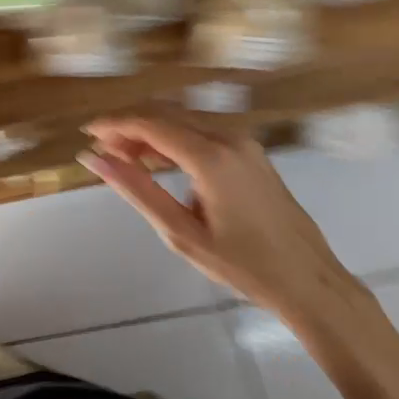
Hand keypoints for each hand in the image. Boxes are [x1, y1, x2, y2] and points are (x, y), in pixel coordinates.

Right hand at [79, 111, 358, 319]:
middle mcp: (229, 137)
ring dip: (150, 131)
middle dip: (129, 126)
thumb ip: (135, 189)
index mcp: (211, 156)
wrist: (311, 284)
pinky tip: (159, 161)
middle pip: (166, 114)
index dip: (114, 124)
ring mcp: (244, 142)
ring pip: (184, 119)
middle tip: (102, 149)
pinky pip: (202, 130)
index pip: (150, 124)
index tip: (87, 134)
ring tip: (124, 157)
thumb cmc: (243, 265)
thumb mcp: (181, 233)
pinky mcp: (252, 152)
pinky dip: (173, 138)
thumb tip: (93, 159)